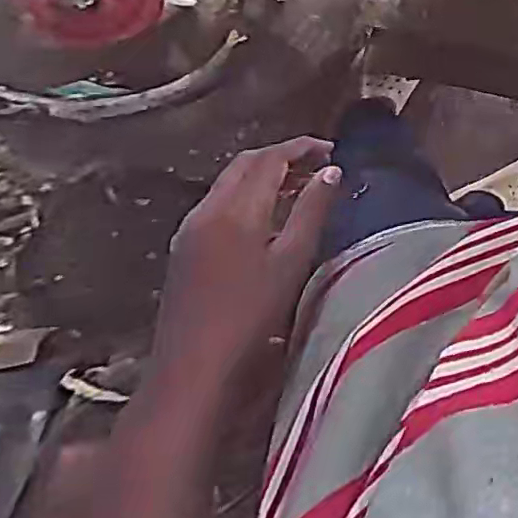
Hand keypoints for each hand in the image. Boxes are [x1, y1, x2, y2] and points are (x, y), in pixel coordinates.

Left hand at [149, 137, 340, 392]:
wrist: (193, 370)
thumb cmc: (252, 315)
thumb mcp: (293, 260)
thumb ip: (312, 210)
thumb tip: (331, 172)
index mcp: (234, 210)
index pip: (268, 159)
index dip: (301, 148)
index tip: (332, 149)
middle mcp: (206, 211)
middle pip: (245, 164)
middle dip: (282, 156)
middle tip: (319, 163)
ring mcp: (190, 231)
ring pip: (230, 183)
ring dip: (265, 175)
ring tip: (303, 186)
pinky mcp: (185, 249)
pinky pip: (220, 203)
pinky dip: (249, 195)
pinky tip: (271, 215)